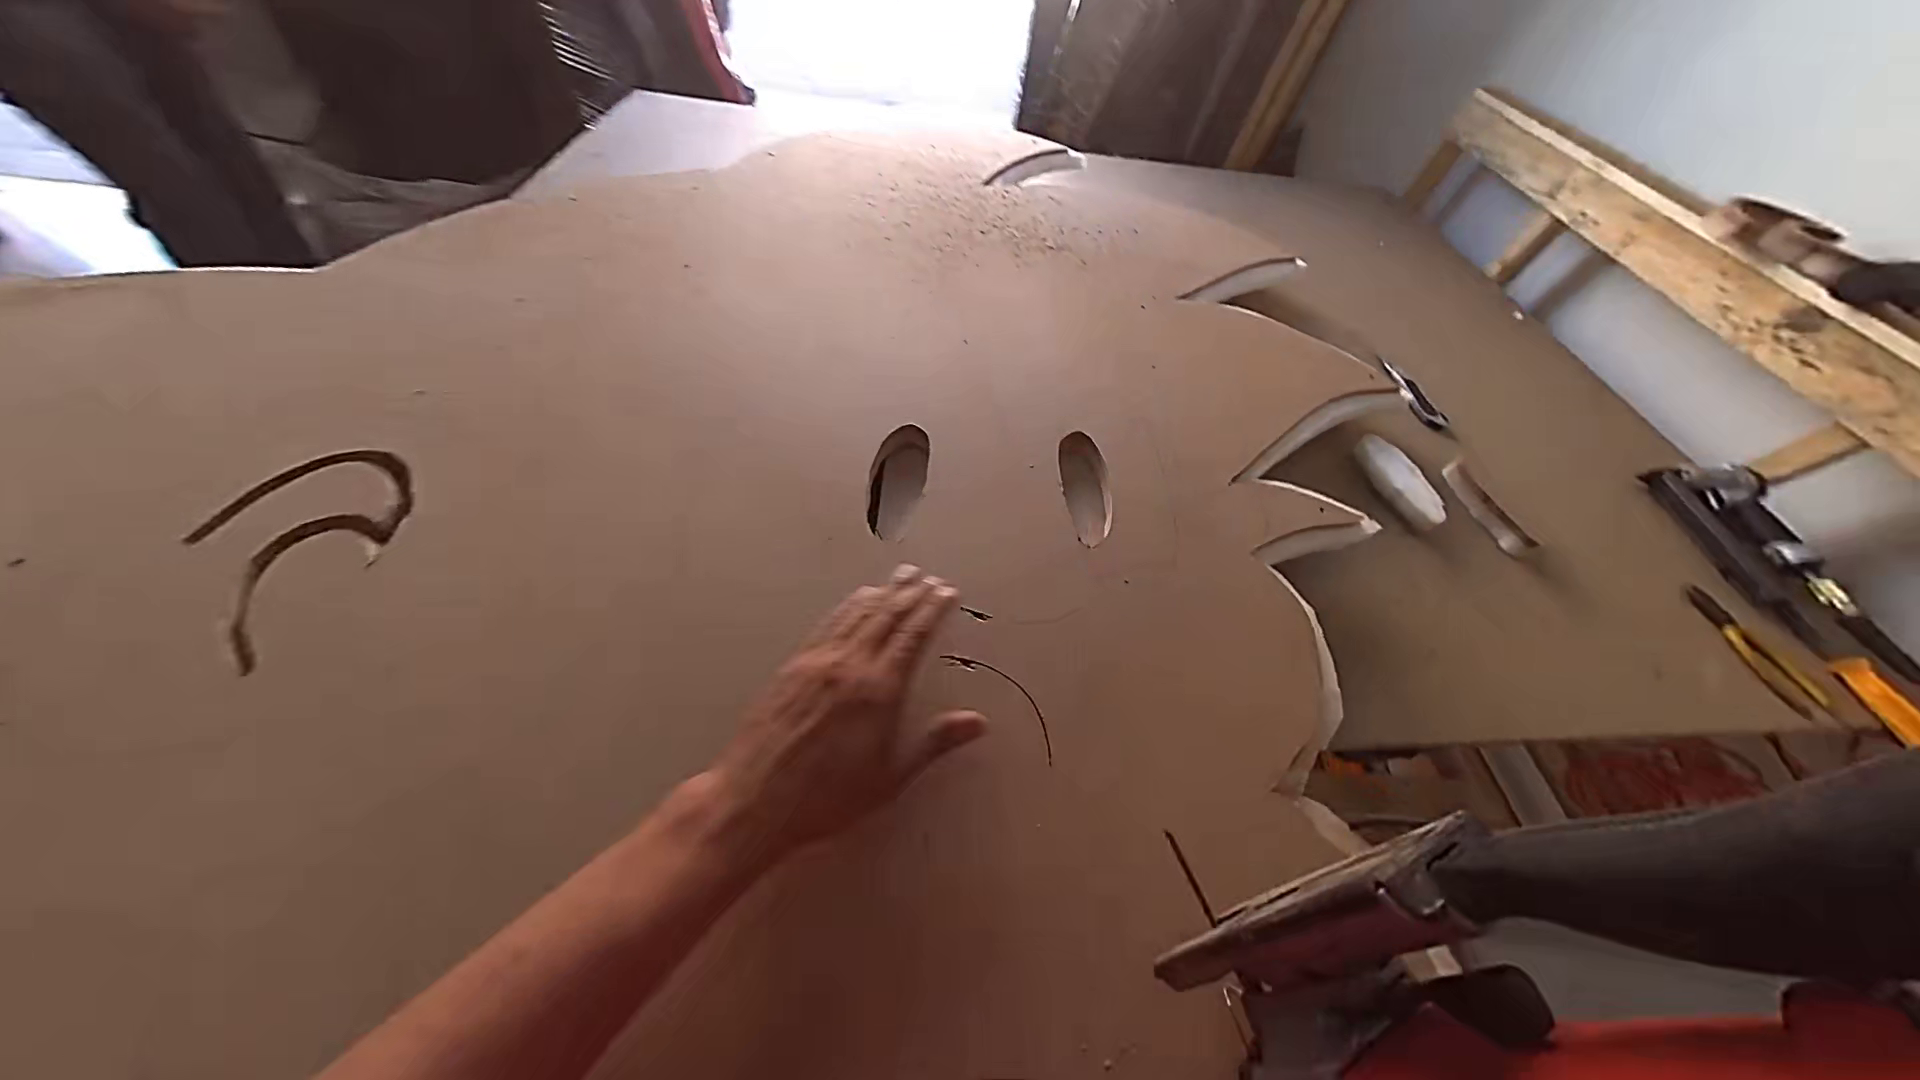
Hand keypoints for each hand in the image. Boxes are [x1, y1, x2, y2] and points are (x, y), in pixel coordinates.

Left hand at [709, 565, 989, 860]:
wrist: (754, 800)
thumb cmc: (824, 798)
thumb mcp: (890, 778)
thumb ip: (934, 743)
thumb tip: (974, 722)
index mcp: (878, 690)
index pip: (912, 635)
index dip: (932, 610)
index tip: (945, 593)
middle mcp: (848, 667)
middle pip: (886, 616)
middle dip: (910, 593)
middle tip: (925, 577)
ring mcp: (817, 664)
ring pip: (857, 615)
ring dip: (881, 593)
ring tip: (896, 578)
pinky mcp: (792, 668)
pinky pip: (827, 625)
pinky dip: (846, 607)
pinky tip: (853, 601)